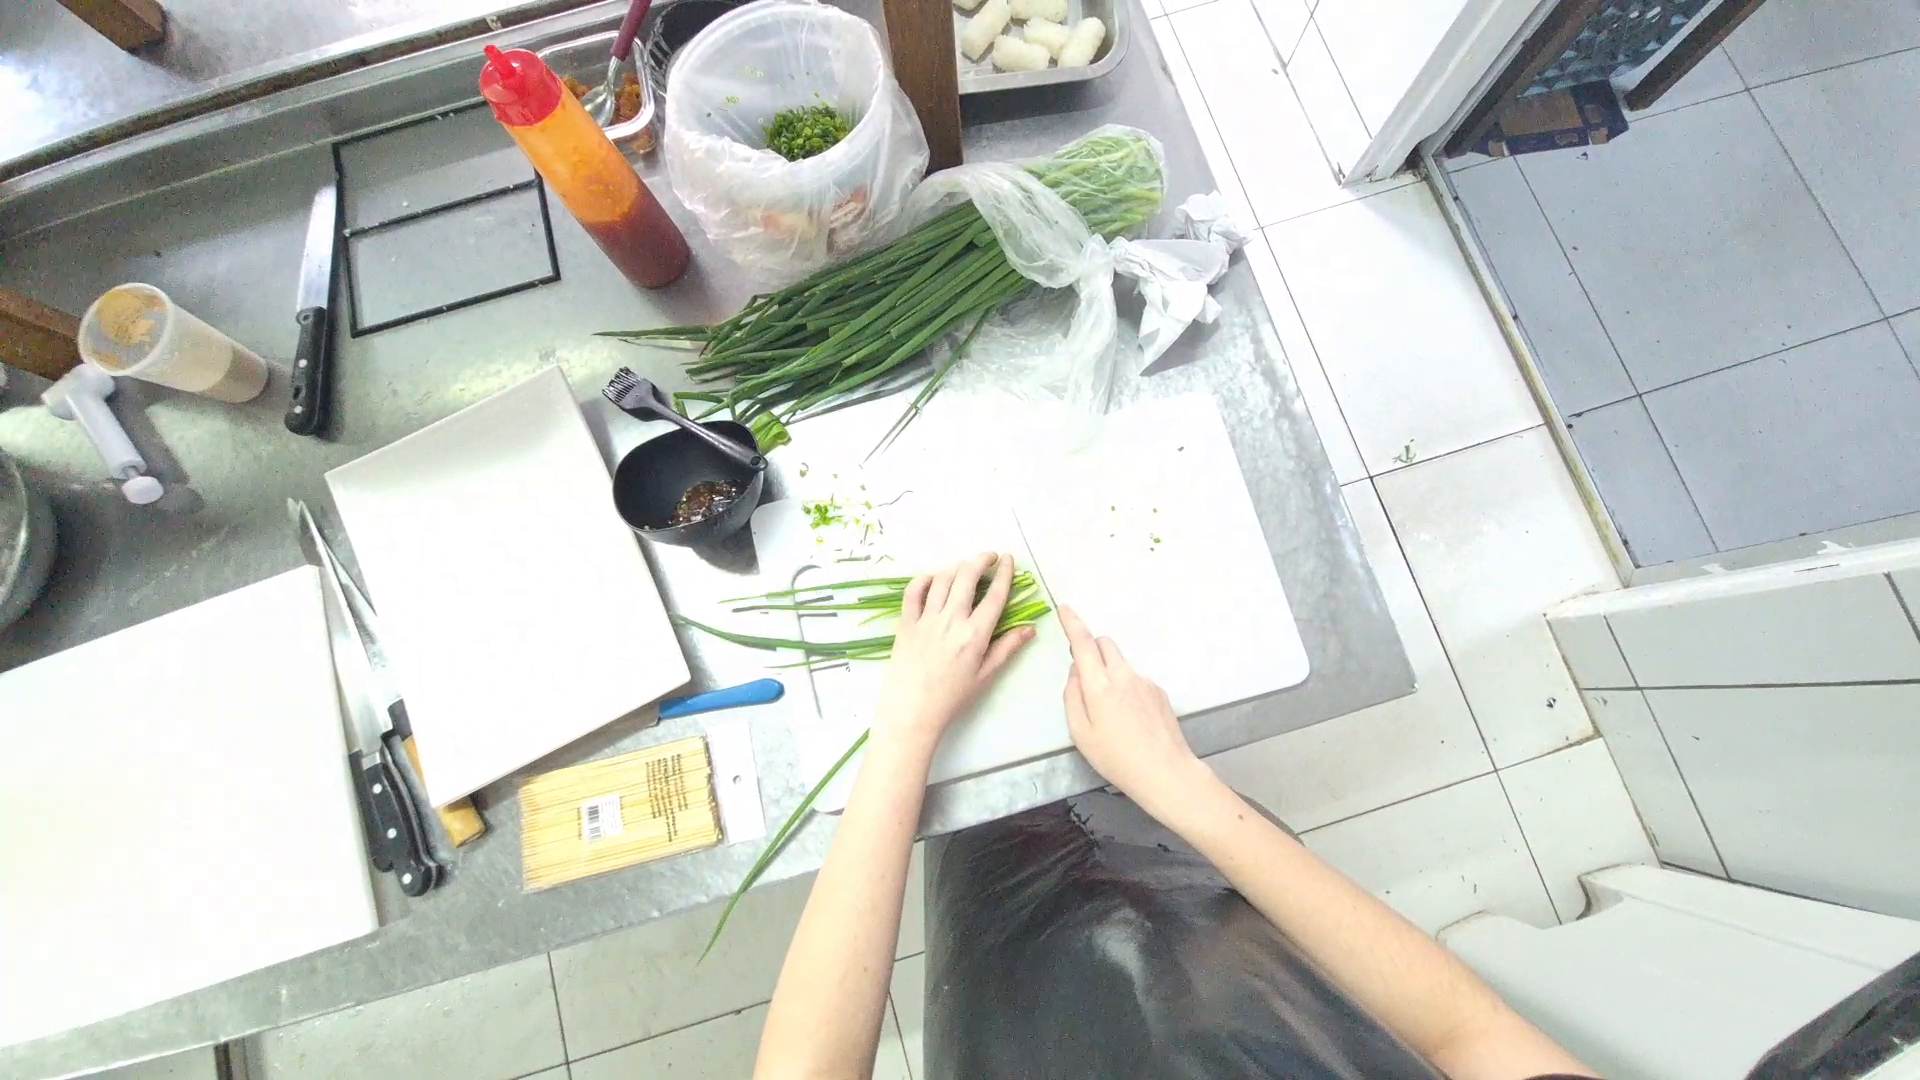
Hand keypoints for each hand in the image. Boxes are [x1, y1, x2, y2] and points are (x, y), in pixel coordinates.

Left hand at [872, 553, 1035, 746]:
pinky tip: (934, 578)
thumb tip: (1030, 629)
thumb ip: (1007, 648)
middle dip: (980, 561)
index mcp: (975, 635)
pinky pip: (914, 592)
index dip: (1004, 573)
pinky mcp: (906, 623)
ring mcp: (926, 619)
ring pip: (943, 579)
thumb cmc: (951, 698)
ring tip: (965, 567)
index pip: (994, 595)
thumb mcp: (985, 676)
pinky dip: (925, 579)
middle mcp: (951, 621)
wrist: (912, 711)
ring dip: (957, 567)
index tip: (1007, 560)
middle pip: (967, 577)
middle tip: (988, 557)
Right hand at [1060, 606, 1213, 817]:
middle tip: (1084, 674)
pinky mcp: (1159, 692)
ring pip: (1120, 664)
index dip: (1072, 623)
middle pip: (1105, 645)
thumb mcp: (1080, 733)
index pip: (1083, 643)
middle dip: (1091, 649)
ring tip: (1111, 712)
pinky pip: (1136, 680)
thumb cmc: (1117, 759)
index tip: (1065, 609)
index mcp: (1099, 685)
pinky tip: (1131, 720)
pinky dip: (1126, 689)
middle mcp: (1123, 675)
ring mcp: (1145, 682)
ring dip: (1110, 672)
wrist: (1166, 773)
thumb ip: (1072, 697)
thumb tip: (1076, 672)